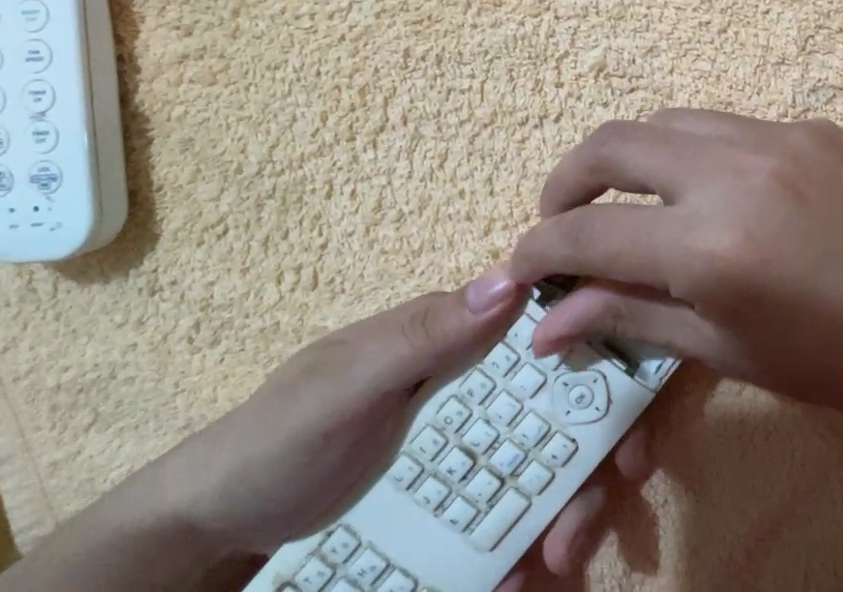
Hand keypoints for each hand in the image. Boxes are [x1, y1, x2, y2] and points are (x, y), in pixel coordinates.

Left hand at [142, 272, 651, 582]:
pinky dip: (525, 552)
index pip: (559, 337)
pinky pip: (512, 522)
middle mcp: (484, 393)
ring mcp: (473, 452)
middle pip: (570, 414)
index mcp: (467, 345)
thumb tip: (512, 280)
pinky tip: (514, 579)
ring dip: (568, 516)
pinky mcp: (457, 505)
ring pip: (551, 472)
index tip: (631, 425)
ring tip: (552, 562)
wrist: (212, 538)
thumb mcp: (344, 386)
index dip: (611, 370)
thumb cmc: (275, 444)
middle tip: (588, 517)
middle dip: (596, 465)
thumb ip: (421, 336)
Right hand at [507, 110, 842, 417]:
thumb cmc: (835, 357)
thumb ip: (631, 317)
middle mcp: (734, 171)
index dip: (539, 251)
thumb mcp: (724, 348)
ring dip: (632, 158)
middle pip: (613, 142)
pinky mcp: (810, 126)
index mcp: (709, 244)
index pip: (587, 234)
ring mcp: (777, 136)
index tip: (523, 267)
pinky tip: (715, 195)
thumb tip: (547, 320)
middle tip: (563, 220)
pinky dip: (698, 155)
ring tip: (632, 202)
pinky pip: (729, 126)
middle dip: (568, 180)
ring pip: (669, 121)